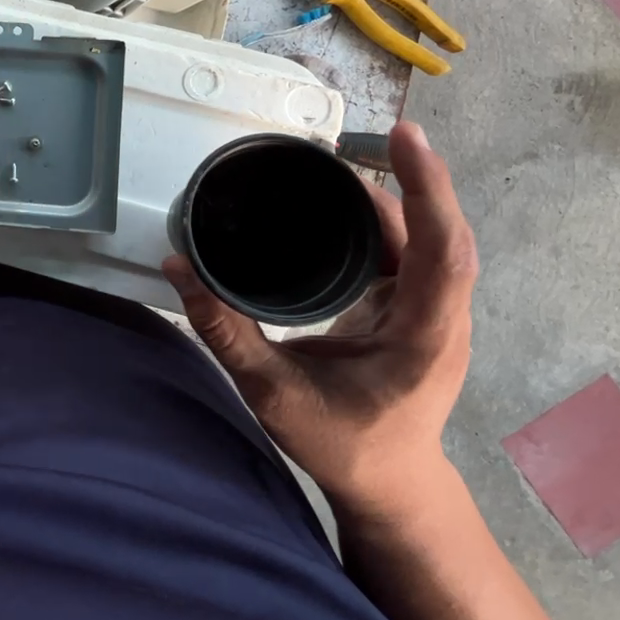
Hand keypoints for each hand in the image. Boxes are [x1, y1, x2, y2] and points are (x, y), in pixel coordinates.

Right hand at [163, 122, 477, 516]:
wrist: (389, 485)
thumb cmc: (343, 446)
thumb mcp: (273, 393)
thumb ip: (225, 330)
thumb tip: (178, 266)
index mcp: (423, 336)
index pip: (442, 250)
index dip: (426, 189)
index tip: (403, 137)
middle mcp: (439, 316)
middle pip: (440, 232)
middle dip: (412, 177)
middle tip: (367, 135)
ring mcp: (430, 312)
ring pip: (426, 238)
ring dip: (393, 194)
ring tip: (340, 164)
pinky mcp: (411, 309)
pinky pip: (408, 250)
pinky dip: (382, 217)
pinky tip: (344, 202)